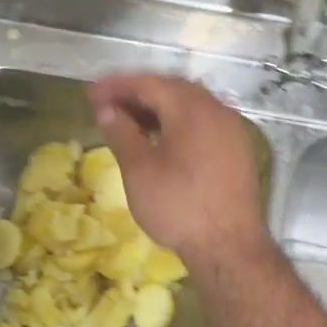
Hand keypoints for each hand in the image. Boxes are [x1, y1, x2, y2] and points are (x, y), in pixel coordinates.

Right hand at [88, 75, 269, 265]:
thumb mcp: (139, 170)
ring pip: (189, 106)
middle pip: (172, 90)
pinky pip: (201, 123)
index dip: (118, 86)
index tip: (91, 92)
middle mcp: (216, 110)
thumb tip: (107, 110)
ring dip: (157, 108)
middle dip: (137, 93)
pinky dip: (176, 123)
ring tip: (129, 121)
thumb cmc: (176, 206)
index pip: (149, 84)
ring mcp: (230, 129)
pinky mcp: (235, 150)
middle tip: (107, 104)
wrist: (226, 243)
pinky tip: (160, 140)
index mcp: (191, 109)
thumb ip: (122, 134)